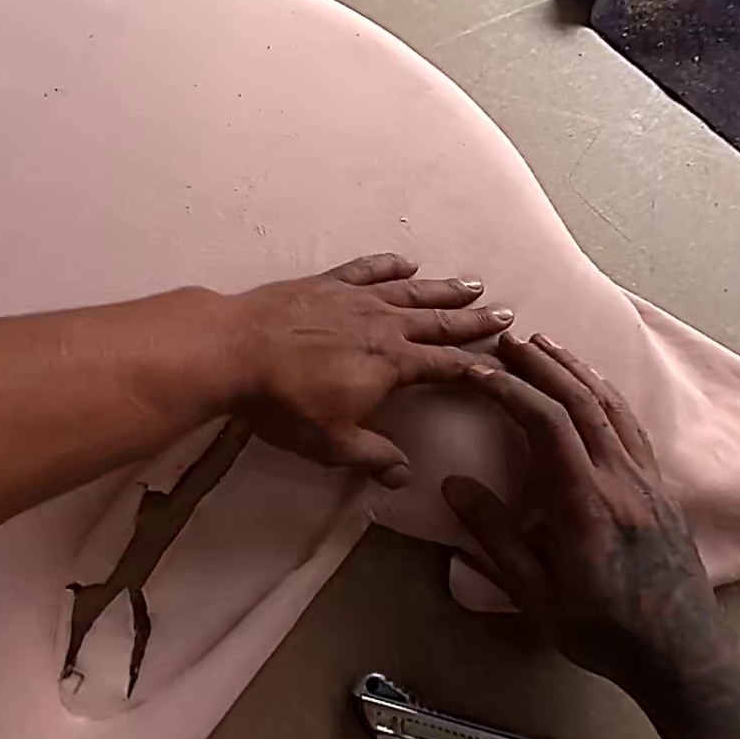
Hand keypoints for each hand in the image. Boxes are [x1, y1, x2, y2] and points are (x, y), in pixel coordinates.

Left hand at [226, 253, 512, 486]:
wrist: (235, 351)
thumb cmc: (282, 402)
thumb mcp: (330, 442)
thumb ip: (373, 457)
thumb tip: (406, 477)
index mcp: (390, 364)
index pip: (444, 365)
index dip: (474, 365)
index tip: (501, 363)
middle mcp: (382, 325)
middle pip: (438, 321)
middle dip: (473, 320)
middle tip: (504, 312)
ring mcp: (354, 299)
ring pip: (410, 291)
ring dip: (443, 289)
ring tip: (472, 284)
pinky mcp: (325, 283)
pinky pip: (367, 269)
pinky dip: (389, 264)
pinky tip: (406, 262)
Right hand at [443, 333, 730, 693]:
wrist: (681, 654)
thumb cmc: (599, 627)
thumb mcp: (533, 590)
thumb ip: (493, 535)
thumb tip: (454, 484)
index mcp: (585, 504)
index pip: (546, 425)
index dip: (510, 391)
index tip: (478, 373)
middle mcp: (621, 480)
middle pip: (580, 402)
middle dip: (541, 365)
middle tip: (508, 341)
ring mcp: (646, 480)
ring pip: (610, 406)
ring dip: (574, 369)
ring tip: (545, 345)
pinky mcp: (659, 486)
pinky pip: (631, 425)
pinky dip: (604, 392)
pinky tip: (589, 383)